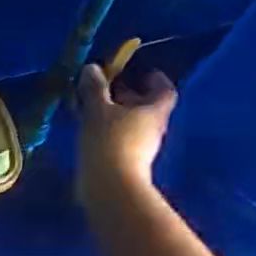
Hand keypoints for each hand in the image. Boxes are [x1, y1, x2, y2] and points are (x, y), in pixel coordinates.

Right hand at [75, 62, 176, 201]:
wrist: (109, 186)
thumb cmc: (108, 141)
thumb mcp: (97, 110)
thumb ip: (94, 88)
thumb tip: (91, 68)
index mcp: (155, 110)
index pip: (164, 89)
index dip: (155, 79)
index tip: (142, 73)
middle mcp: (154, 127)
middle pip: (147, 106)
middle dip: (130, 96)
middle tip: (109, 90)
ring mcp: (142, 148)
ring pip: (132, 124)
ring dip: (117, 116)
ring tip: (95, 112)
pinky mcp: (128, 163)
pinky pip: (121, 140)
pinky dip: (110, 133)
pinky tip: (92, 134)